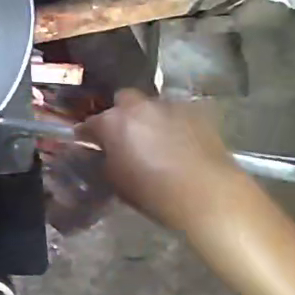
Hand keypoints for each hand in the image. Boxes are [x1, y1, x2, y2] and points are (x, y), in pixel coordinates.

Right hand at [77, 90, 260, 232]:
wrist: (206, 193)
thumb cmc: (153, 193)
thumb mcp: (117, 181)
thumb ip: (105, 160)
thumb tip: (104, 152)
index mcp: (113, 122)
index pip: (91, 123)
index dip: (88, 134)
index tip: (88, 143)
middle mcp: (139, 106)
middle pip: (123, 101)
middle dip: (121, 115)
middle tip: (125, 136)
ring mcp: (169, 105)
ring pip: (151, 106)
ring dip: (149, 118)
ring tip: (156, 141)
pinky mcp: (195, 111)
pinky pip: (176, 113)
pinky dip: (173, 124)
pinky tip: (180, 142)